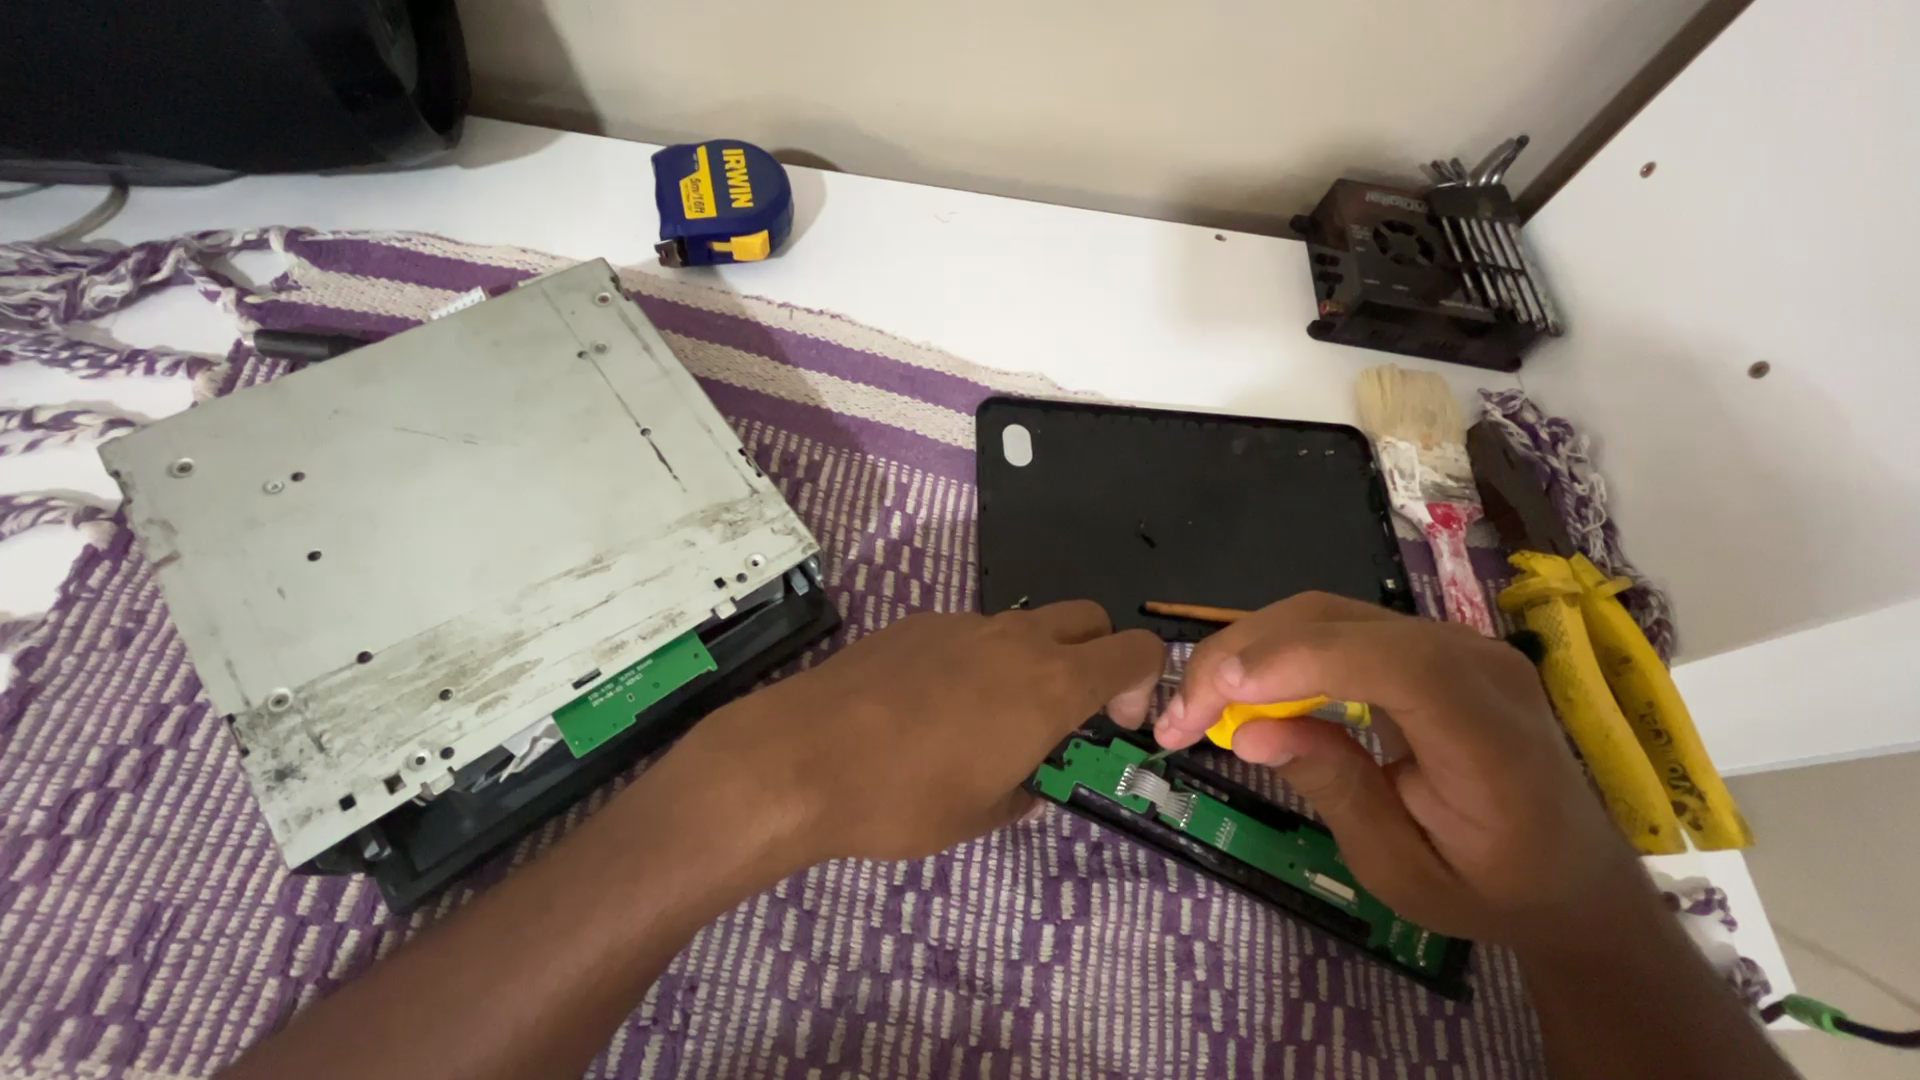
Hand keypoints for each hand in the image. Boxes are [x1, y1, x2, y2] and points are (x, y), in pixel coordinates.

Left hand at [667, 601, 1163, 868]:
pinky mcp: (917, 622)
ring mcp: (962, 623)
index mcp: (1050, 685)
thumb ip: (1027, 789)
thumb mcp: (983, 816)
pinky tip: (929, 706)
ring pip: (1026, 624)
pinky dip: (978, 658)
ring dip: (1033, 659)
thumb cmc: (903, 799)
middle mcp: (1015, 640)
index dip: (1143, 682)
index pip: (1135, 650)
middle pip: (1089, 617)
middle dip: (1097, 655)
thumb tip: (1033, 779)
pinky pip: (971, 631)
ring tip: (985, 719)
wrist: (802, 756)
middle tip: (1064, 712)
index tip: (1111, 724)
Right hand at [1155, 593, 1649, 950]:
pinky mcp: (1426, 642)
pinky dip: (1275, 650)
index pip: (1397, 666)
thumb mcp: (1403, 869)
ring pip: (1324, 614)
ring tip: (1196, 703)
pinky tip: (1243, 686)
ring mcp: (1452, 642)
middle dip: (1242, 657)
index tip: (1220, 695)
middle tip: (1178, 716)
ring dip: (1247, 650)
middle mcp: (1476, 665)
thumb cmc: (1490, 888)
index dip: (1302, 664)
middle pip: (1338, 623)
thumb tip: (1248, 734)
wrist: (1570, 872)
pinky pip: (1335, 626)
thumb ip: (1335, 791)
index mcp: (1490, 737)